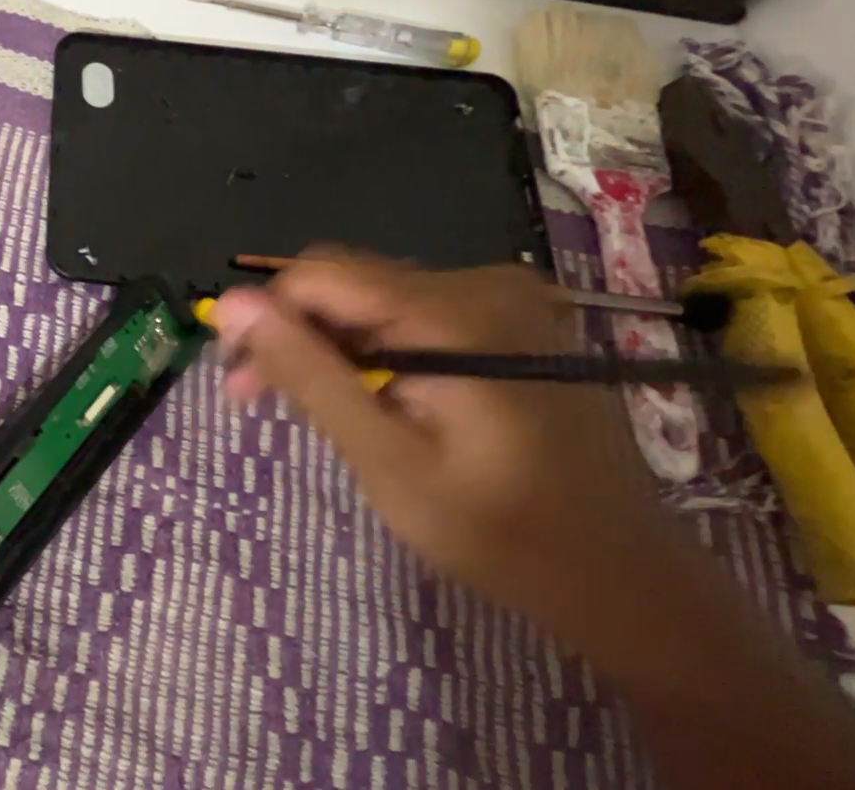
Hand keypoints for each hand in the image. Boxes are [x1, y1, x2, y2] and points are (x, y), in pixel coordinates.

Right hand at [210, 251, 682, 640]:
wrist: (624, 579)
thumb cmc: (499, 530)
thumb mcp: (384, 457)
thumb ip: (307, 373)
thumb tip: (230, 305)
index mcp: (454, 312)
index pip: (317, 275)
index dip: (266, 319)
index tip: (241, 382)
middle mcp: (482, 284)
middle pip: (346, 283)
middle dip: (293, 334)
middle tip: (259, 399)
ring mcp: (504, 301)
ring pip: (372, 298)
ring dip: (328, 345)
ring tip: (314, 408)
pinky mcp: (511, 324)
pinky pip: (410, 315)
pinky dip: (371, 351)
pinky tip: (368, 398)